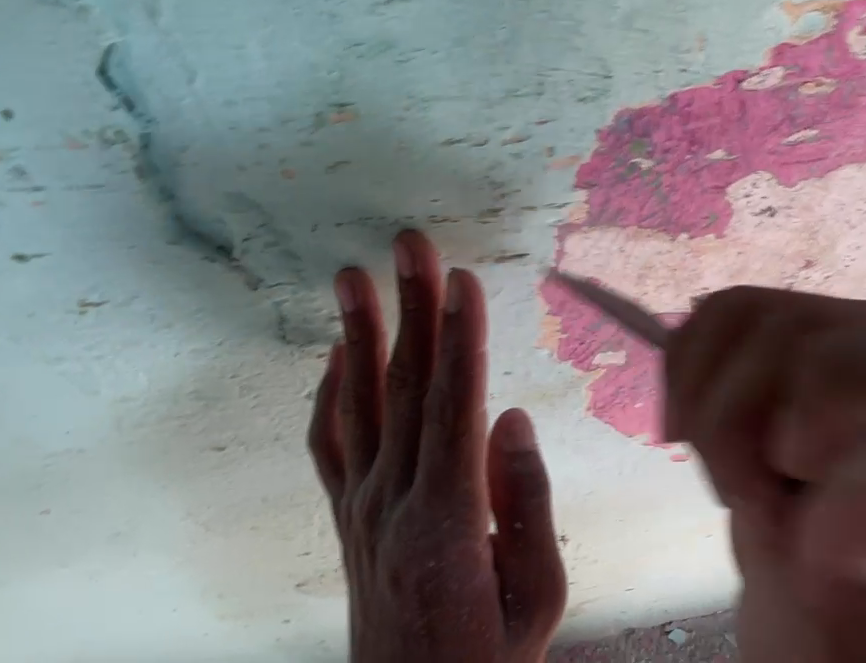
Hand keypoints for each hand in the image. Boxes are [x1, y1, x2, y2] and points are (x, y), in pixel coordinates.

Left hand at [307, 231, 566, 662]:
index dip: (460, 338)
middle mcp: (392, 503)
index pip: (456, 408)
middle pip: (404, 387)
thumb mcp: (537, 596)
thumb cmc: (488, 659)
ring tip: (352, 274)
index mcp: (447, 522)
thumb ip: (527, 502)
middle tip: (410, 245)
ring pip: (358, 404)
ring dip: (358, 332)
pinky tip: (335, 353)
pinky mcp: (346, 517)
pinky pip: (328, 445)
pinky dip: (328, 393)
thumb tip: (510, 416)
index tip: (463, 280)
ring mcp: (360, 508)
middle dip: (411, 307)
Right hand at [665, 288, 865, 661]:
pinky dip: (693, 377)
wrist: (841, 645)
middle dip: (767, 426)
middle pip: (856, 330)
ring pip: (778, 315)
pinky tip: (714, 449)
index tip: (788, 488)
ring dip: (723, 416)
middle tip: (761, 520)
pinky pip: (733, 313)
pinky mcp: (822, 341)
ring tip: (750, 502)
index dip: (856, 404)